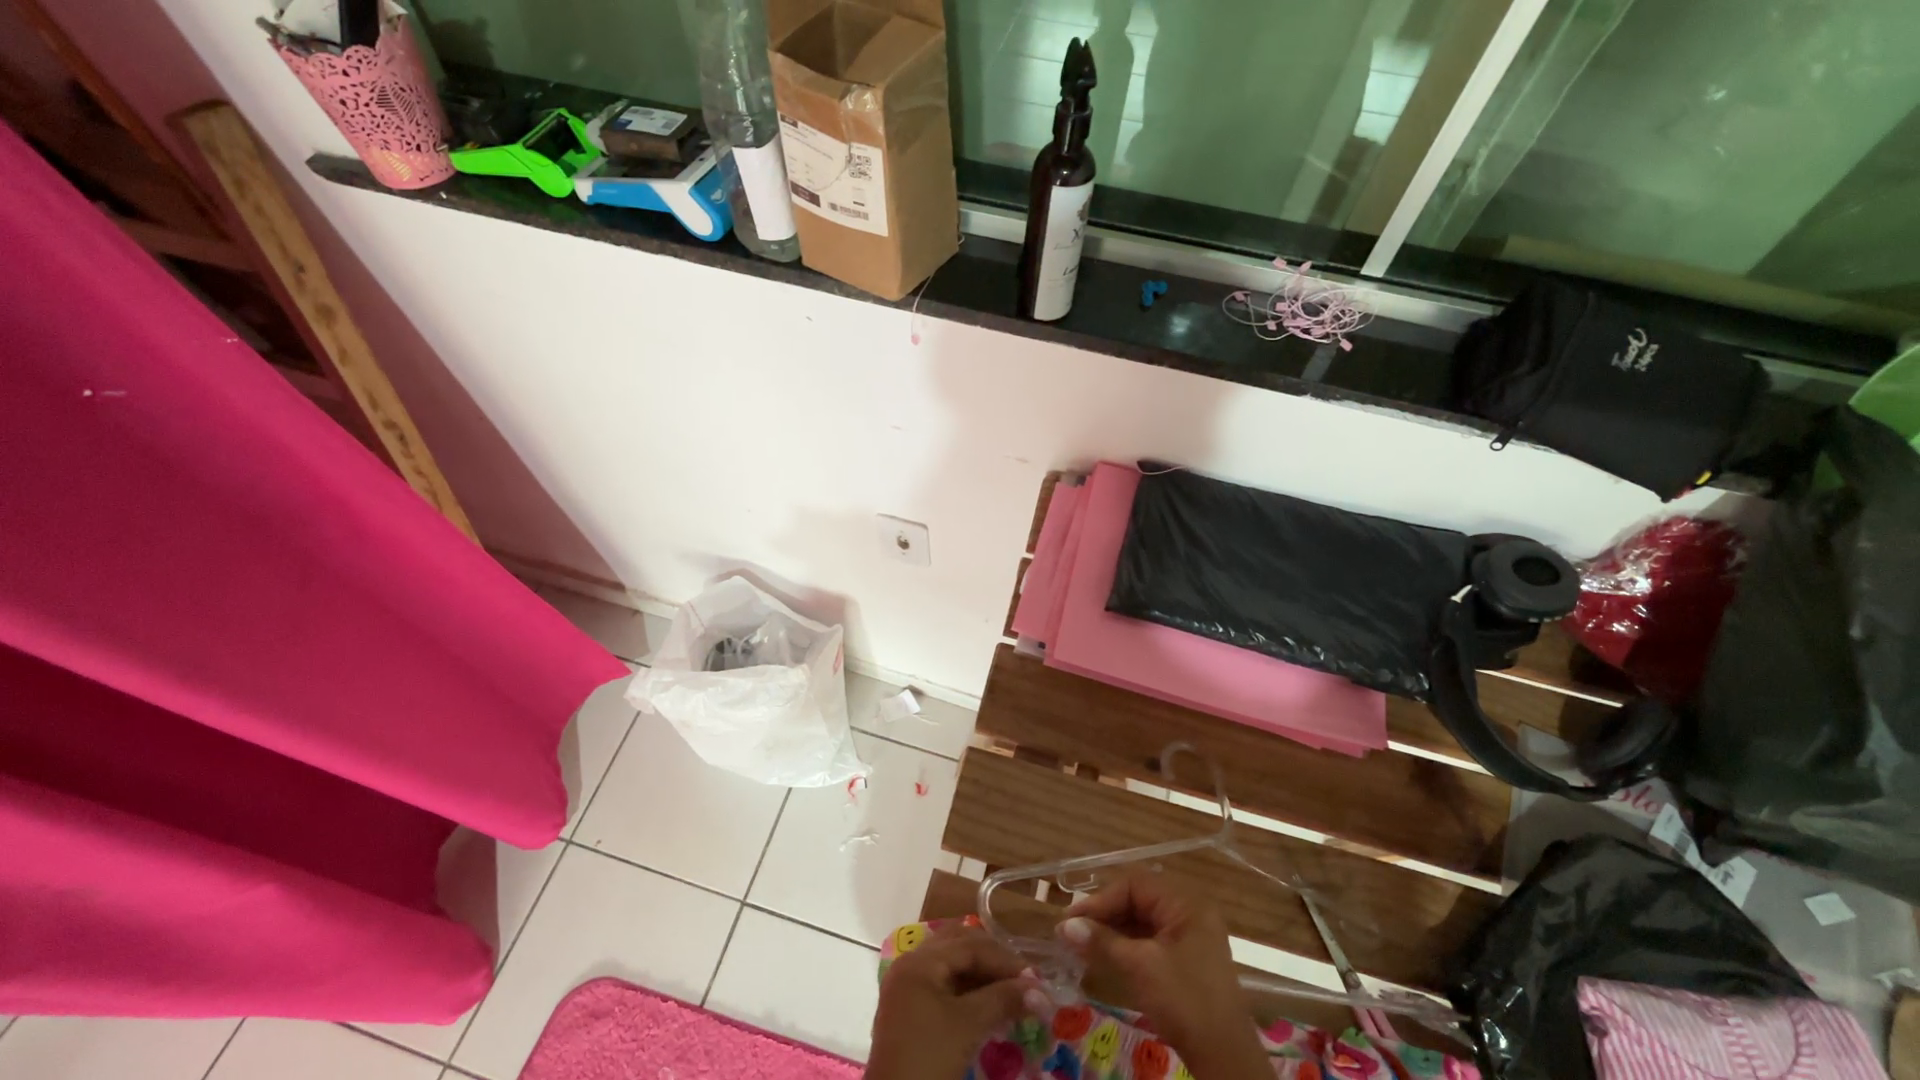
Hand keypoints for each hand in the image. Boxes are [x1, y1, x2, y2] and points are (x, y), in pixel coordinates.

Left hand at [866, 925, 1045, 1079]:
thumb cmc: (930, 1057)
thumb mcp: (969, 1025)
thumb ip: (1004, 999)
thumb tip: (1038, 990)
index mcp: (919, 961)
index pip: (969, 946)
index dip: (1004, 960)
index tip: (1035, 978)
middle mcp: (910, 965)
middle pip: (958, 947)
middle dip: (992, 960)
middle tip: (1022, 978)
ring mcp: (907, 986)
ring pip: (951, 965)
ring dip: (981, 974)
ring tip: (1010, 990)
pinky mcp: (909, 1008)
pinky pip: (943, 984)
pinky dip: (968, 989)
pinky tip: (989, 1003)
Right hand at [1058, 873, 1269, 1079]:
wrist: (1223, 1055)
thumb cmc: (1184, 1000)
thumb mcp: (1139, 966)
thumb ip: (1101, 941)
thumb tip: (1063, 926)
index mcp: (1186, 904)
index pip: (1134, 885)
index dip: (1100, 900)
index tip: (1070, 921)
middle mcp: (1190, 912)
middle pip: (1138, 900)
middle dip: (1103, 915)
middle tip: (1071, 932)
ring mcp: (1190, 936)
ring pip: (1142, 921)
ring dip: (1111, 931)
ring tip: (1080, 945)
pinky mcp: (1185, 959)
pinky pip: (1149, 940)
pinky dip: (1125, 946)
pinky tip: (1103, 956)